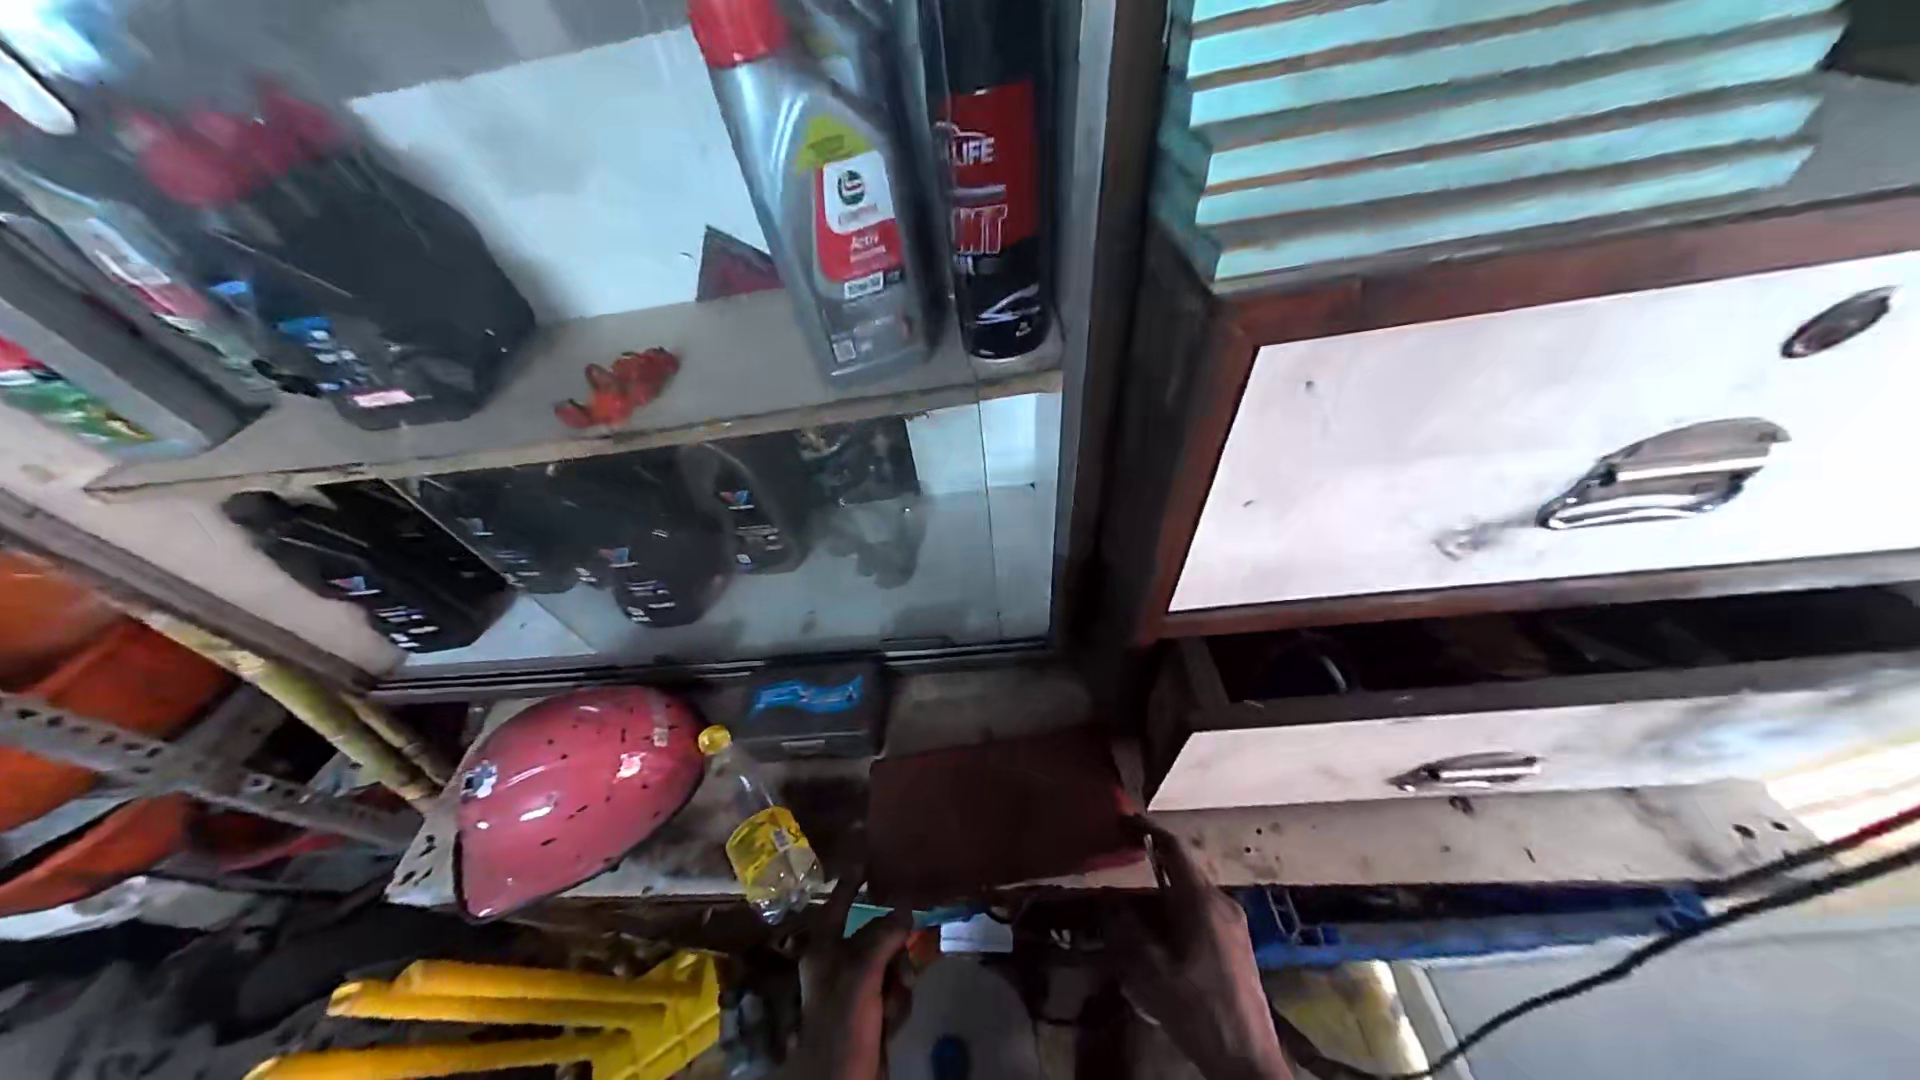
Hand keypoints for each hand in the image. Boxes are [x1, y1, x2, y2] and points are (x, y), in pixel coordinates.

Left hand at [780, 868, 912, 1079]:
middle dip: (894, 950)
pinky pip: (896, 990)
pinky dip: (898, 1004)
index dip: (851, 881)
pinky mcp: (872, 1013)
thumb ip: (883, 936)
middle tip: (904, 956)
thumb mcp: (861, 976)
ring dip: (898, 982)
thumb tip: (905, 906)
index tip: (866, 855)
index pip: (838, 904)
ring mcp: (856, 990)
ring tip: (890, 1004)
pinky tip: (890, 1023)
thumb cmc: (841, 1025)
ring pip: (892, 962)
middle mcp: (838, 964)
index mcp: (823, 950)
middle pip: (876, 935)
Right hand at [1102, 818, 1292, 1079]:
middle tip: (1120, 862)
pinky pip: (1201, 910)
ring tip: (1133, 900)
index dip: (1149, 829)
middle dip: (1151, 863)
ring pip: (1191, 891)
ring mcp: (1234, 924)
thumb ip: (1128, 930)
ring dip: (1163, 890)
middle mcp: (1223, 903)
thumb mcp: (1152, 973)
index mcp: (1204, 902)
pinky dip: (1176, 908)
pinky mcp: (1237, 943)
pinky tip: (1158, 932)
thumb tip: (1109, 901)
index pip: (1175, 848)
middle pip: (1183, 869)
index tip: (1125, 818)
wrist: (1248, 1062)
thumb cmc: (1199, 1011)